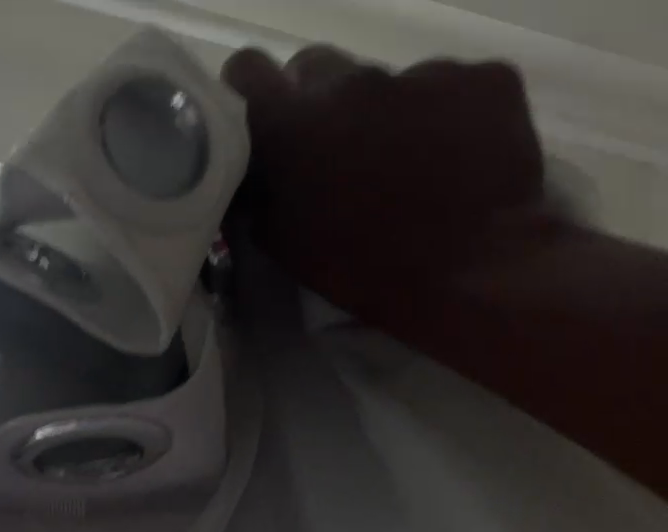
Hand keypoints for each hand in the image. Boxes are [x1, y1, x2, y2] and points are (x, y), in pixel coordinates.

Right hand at [221, 45, 548, 313]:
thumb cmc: (348, 259)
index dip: (249, 86)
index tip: (256, 111)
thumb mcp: (272, 232)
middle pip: (316, 66)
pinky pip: (446, 84)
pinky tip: (445, 152)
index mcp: (287, 123)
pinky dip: (439, 112)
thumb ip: (256, 182)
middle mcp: (348, 82)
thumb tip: (250, 160)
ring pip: (383, 80)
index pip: (247, 67)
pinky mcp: (484, 76)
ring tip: (396, 157)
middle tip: (327, 145)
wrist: (464, 265)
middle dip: (315, 99)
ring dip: (378, 109)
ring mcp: (422, 73)